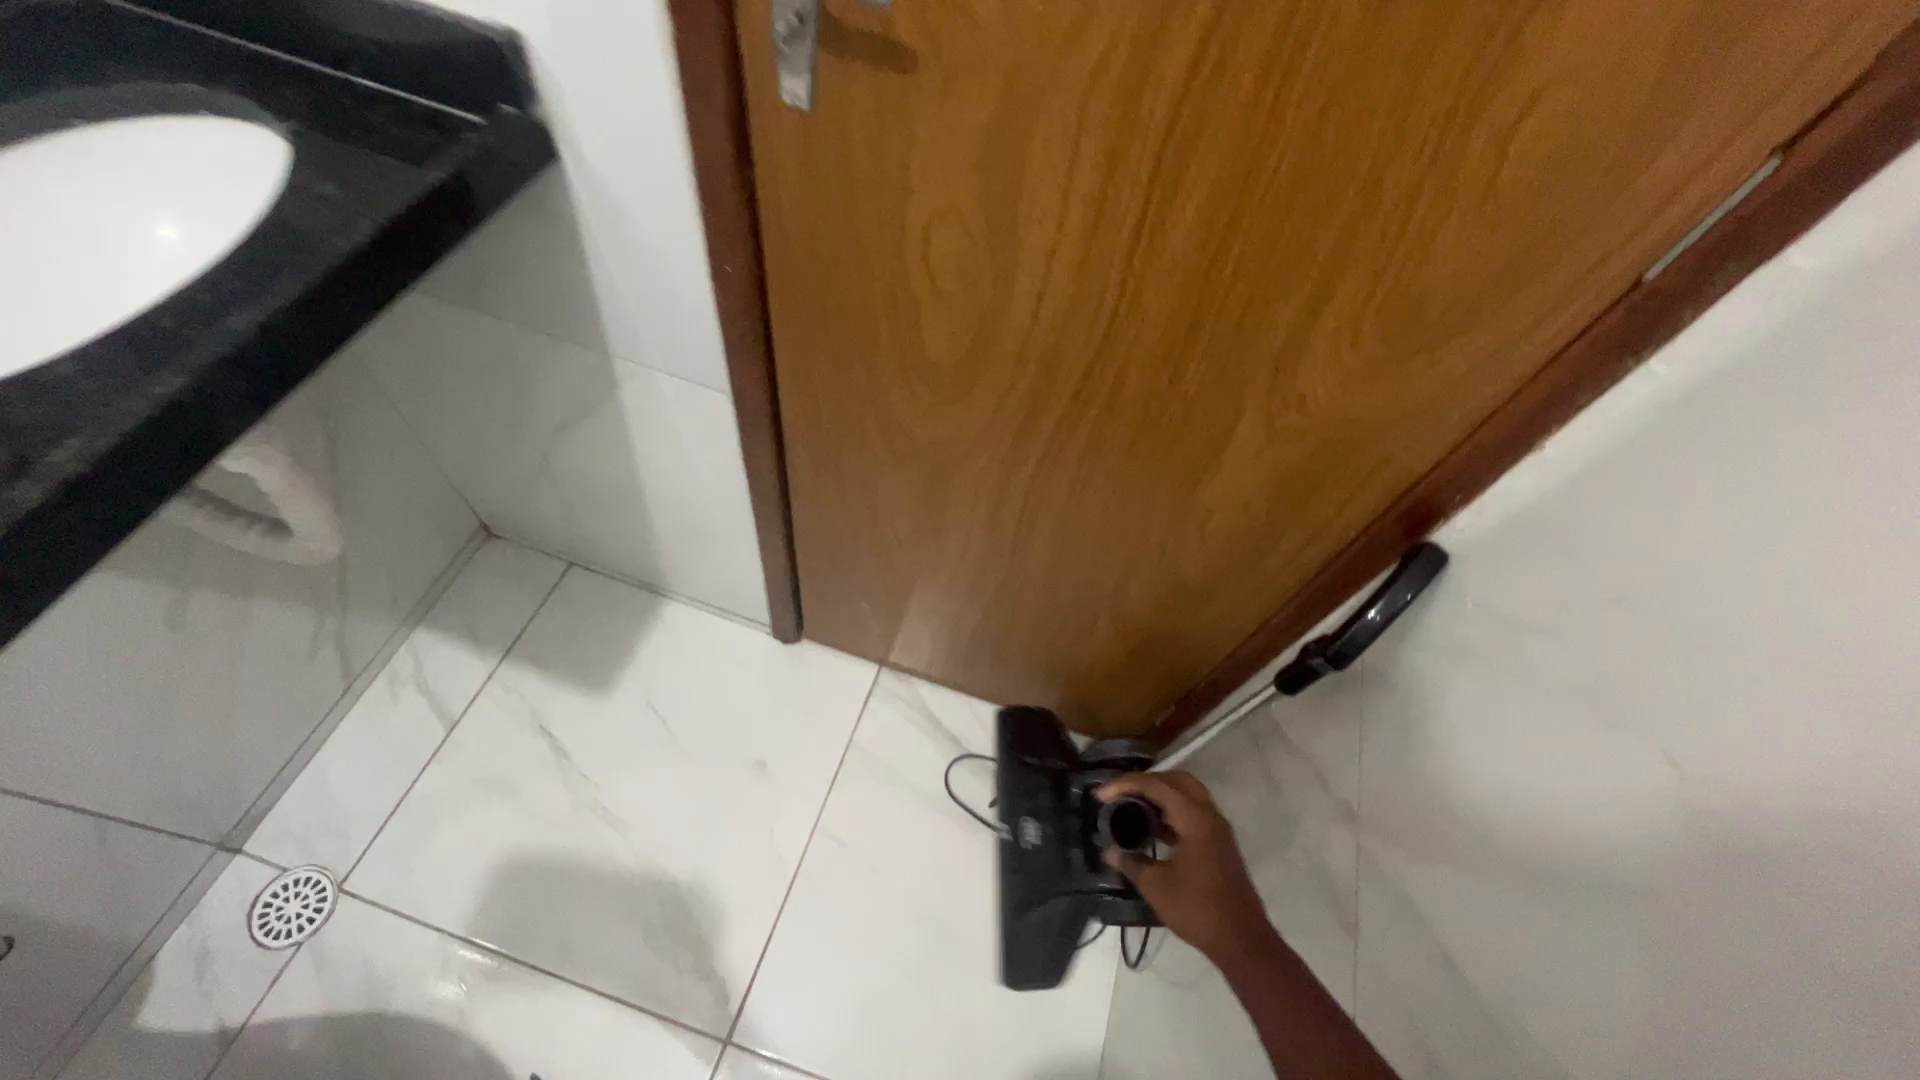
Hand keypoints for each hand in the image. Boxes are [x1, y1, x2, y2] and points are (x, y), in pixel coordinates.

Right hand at [1097, 771, 1269, 960]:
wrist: (1241, 940)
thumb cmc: (1197, 909)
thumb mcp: (1155, 886)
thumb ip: (1130, 862)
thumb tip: (1109, 851)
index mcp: (1194, 819)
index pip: (1157, 786)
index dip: (1125, 785)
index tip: (1101, 795)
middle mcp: (1209, 815)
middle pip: (1177, 780)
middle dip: (1146, 781)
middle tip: (1121, 793)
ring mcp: (1217, 829)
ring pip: (1188, 794)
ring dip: (1161, 795)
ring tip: (1133, 806)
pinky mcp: (1219, 843)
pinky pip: (1194, 812)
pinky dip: (1172, 811)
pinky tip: (1154, 829)